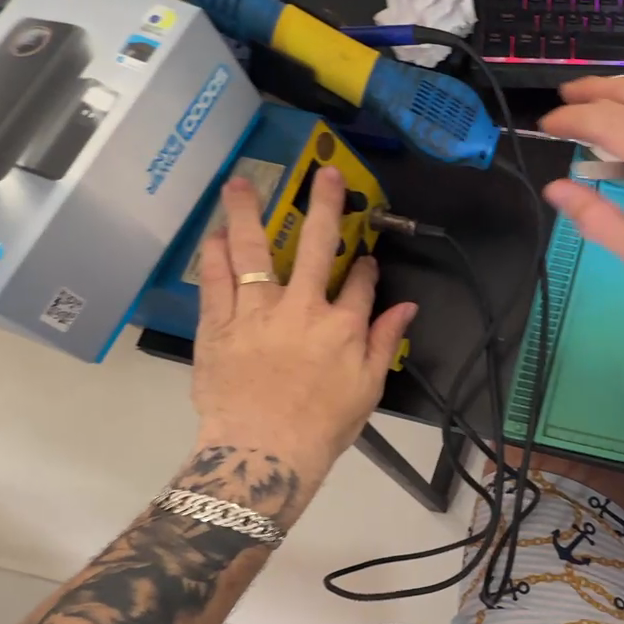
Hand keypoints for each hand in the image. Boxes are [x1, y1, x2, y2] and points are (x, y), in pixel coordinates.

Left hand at [191, 168, 416, 516]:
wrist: (265, 450)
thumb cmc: (324, 426)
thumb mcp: (368, 388)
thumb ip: (385, 342)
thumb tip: (407, 307)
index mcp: (344, 326)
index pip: (360, 283)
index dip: (366, 267)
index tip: (366, 259)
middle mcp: (303, 307)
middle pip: (316, 246)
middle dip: (325, 206)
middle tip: (325, 173)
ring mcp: (257, 311)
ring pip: (253, 250)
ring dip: (249, 212)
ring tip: (242, 182)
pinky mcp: (219, 322)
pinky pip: (216, 278)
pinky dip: (216, 252)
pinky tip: (216, 231)